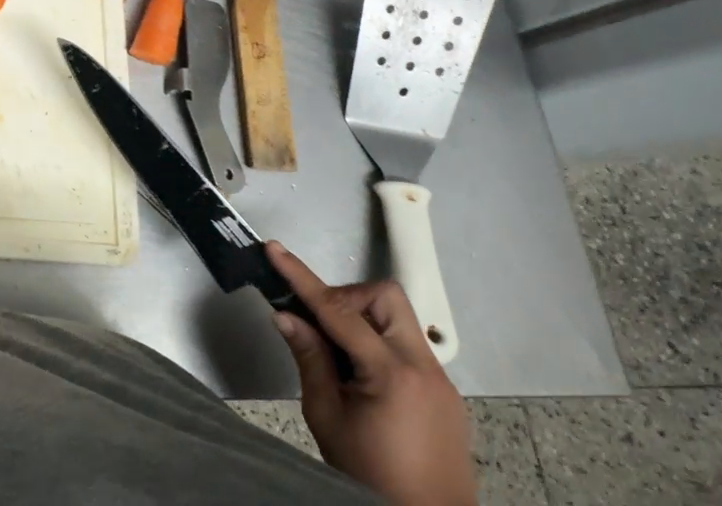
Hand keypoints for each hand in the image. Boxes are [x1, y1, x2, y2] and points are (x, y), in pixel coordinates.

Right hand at [267, 242, 476, 505]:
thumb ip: (309, 358)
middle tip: (318, 323)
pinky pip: (407, 347)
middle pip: (386, 298)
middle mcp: (424, 367)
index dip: (302, 277)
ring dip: (362, 320)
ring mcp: (440, 379)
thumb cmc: (369, 470)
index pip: (338, 310)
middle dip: (347, 297)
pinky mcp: (445, 393)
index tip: (276, 251)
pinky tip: (359, 377)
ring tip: (337, 353)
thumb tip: (286, 315)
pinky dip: (377, 344)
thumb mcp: (325, 414)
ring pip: (399, 319)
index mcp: (391, 373)